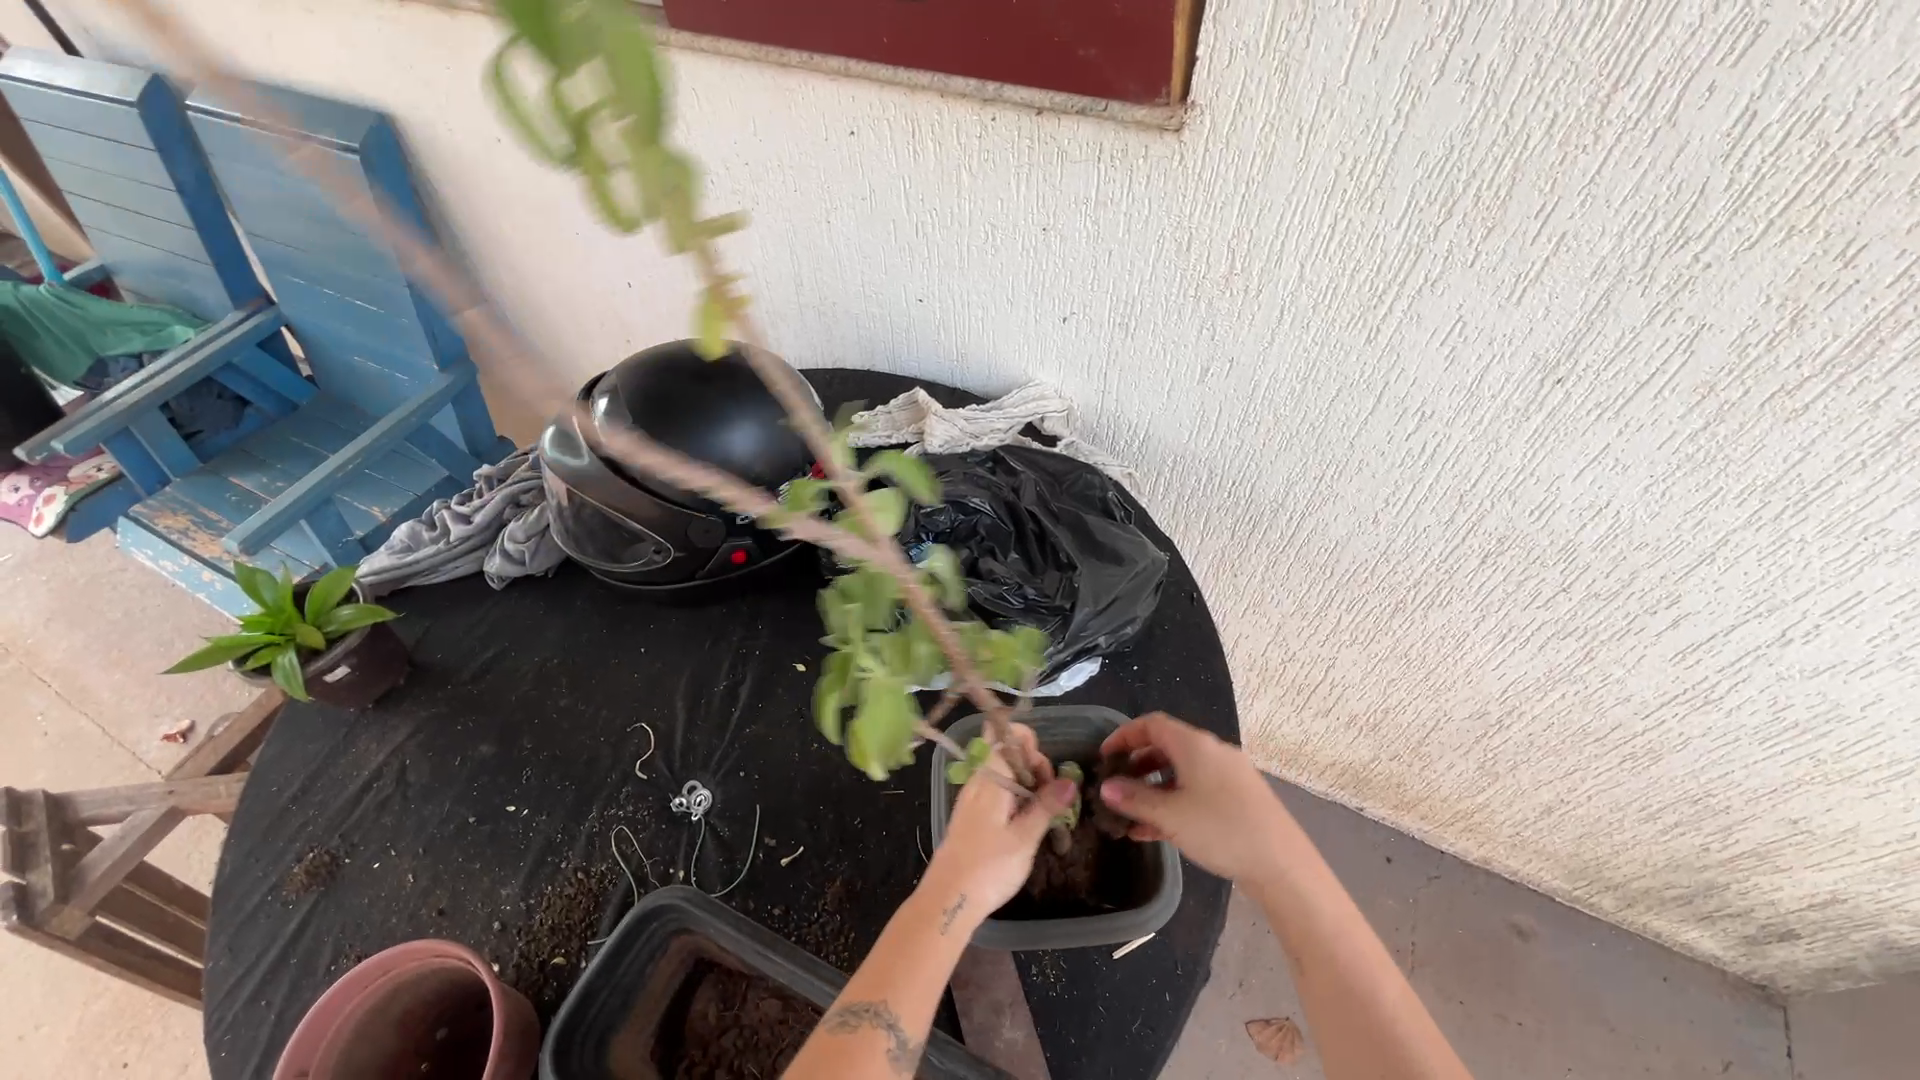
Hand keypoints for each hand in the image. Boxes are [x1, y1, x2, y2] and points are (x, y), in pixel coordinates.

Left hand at [920, 724, 1075, 930]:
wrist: (947, 899)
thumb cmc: (987, 867)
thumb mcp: (1025, 838)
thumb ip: (1046, 806)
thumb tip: (1070, 779)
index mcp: (990, 777)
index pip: (1005, 735)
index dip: (1029, 743)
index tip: (1045, 772)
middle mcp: (978, 780)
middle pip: (1009, 754)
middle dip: (1035, 768)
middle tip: (1053, 800)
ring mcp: (973, 797)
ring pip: (1004, 774)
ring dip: (1028, 786)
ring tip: (1046, 815)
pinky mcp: (972, 815)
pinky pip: (997, 792)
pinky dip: (1016, 800)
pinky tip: (1028, 824)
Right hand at [1098, 712, 1298, 886]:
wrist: (1282, 865)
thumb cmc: (1221, 830)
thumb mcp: (1170, 815)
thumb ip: (1135, 799)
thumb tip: (1106, 787)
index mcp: (1195, 745)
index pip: (1151, 724)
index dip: (1124, 736)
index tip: (1104, 757)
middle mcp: (1213, 752)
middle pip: (1166, 747)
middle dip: (1137, 766)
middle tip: (1116, 787)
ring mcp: (1228, 776)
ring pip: (1181, 773)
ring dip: (1154, 789)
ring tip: (1130, 814)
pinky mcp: (1239, 800)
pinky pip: (1197, 791)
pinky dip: (1174, 803)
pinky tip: (1154, 832)